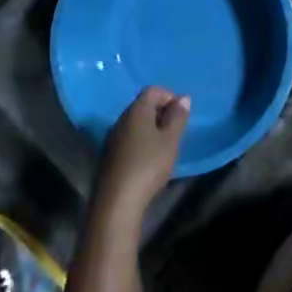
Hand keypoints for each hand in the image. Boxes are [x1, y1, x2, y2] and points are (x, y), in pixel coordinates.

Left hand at [96, 86, 189, 214]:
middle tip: (175, 130)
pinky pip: (128, 138)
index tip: (181, 113)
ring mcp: (112, 138)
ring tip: (164, 146)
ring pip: (134, 123)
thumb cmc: (148, 165)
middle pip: (142, 105)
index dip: (169, 96)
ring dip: (150, 128)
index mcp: (136, 111)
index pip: (152, 90)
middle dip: (160, 112)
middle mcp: (121, 119)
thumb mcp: (170, 141)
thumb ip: (177, 118)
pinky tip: (148, 159)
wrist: (116, 201)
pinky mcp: (108, 156)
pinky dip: (141, 141)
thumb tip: (183, 98)